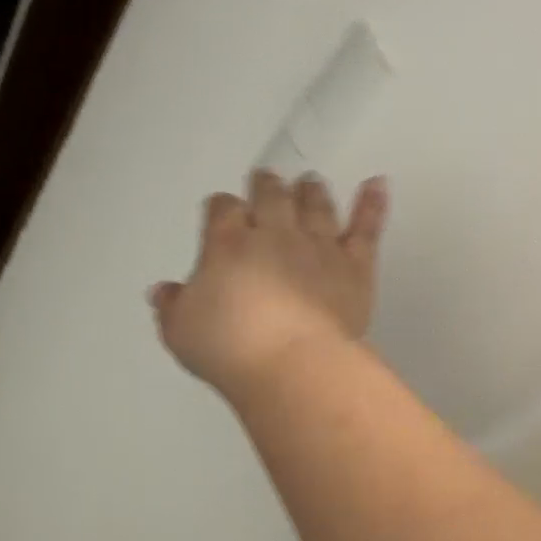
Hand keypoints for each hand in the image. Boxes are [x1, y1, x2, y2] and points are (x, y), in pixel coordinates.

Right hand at [151, 170, 388, 399]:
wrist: (291, 363)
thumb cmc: (225, 346)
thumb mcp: (178, 329)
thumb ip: (172, 305)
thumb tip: (165, 290)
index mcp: (225, 247)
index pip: (222, 212)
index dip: (219, 205)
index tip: (217, 204)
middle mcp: (273, 236)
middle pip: (270, 199)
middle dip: (265, 186)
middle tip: (263, 177)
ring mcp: (317, 247)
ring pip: (315, 207)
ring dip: (310, 191)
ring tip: (308, 180)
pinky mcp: (355, 265)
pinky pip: (366, 227)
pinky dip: (371, 203)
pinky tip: (376, 185)